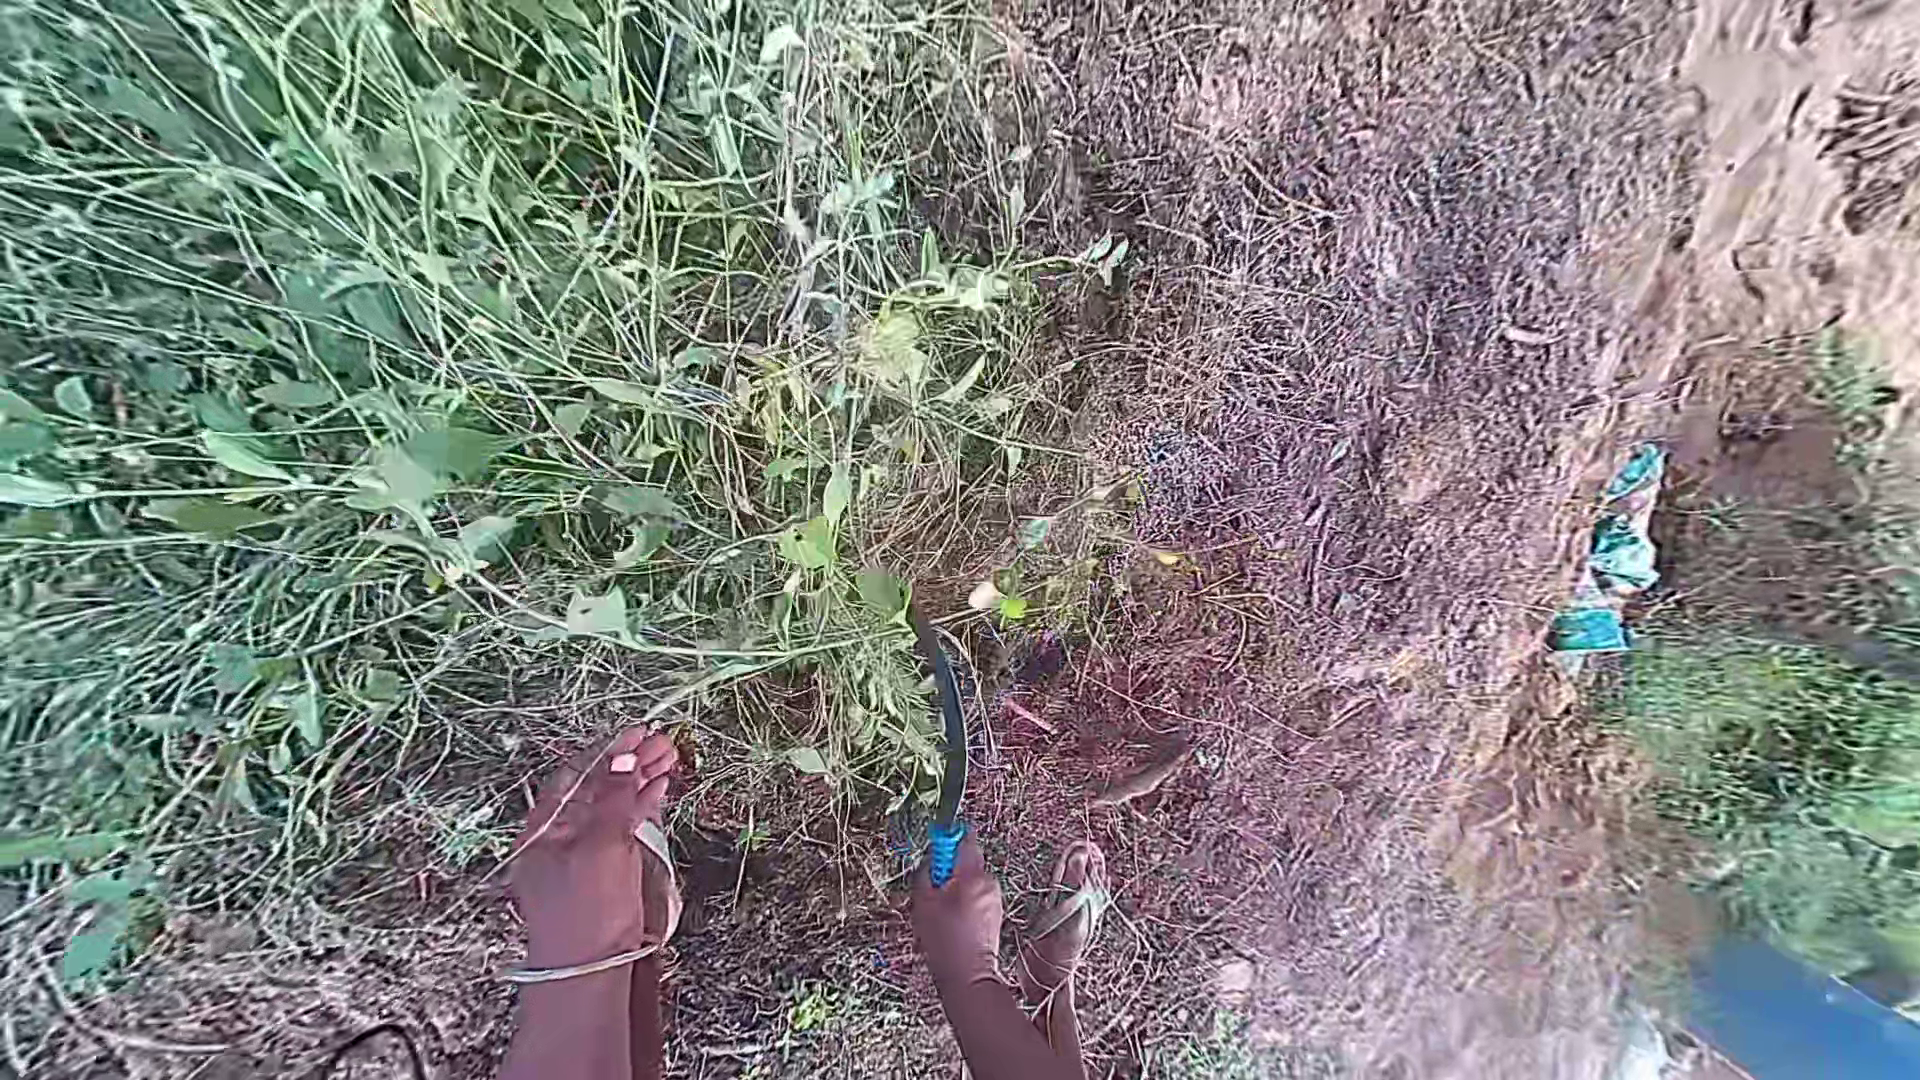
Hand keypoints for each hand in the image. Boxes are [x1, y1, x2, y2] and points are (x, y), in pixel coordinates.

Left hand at [508, 726, 675, 968]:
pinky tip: (661, 785)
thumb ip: (614, 799)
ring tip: (670, 755)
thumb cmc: (587, 909)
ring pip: (617, 799)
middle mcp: (564, 833)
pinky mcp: (610, 859)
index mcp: (545, 829)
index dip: (609, 751)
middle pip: (600, 785)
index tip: (638, 732)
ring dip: (642, 776)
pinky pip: (627, 819)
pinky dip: (644, 800)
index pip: (577, 775)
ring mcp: (588, 846)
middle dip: (632, 760)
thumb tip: (625, 758)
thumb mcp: (601, 846)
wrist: (594, 967)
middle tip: (663, 741)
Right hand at [911, 834, 1002, 988]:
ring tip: (943, 908)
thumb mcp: (923, 902)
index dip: (949, 841)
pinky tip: (954, 918)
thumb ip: (926, 871)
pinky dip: (965, 897)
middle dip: (950, 867)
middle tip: (935, 887)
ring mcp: (994, 895)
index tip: (937, 852)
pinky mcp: (996, 909)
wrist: (967, 978)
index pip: (965, 838)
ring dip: (957, 883)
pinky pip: (978, 892)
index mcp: (972, 874)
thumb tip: (932, 857)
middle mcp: (988, 880)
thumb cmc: (943, 941)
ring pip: (972, 876)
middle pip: (968, 858)